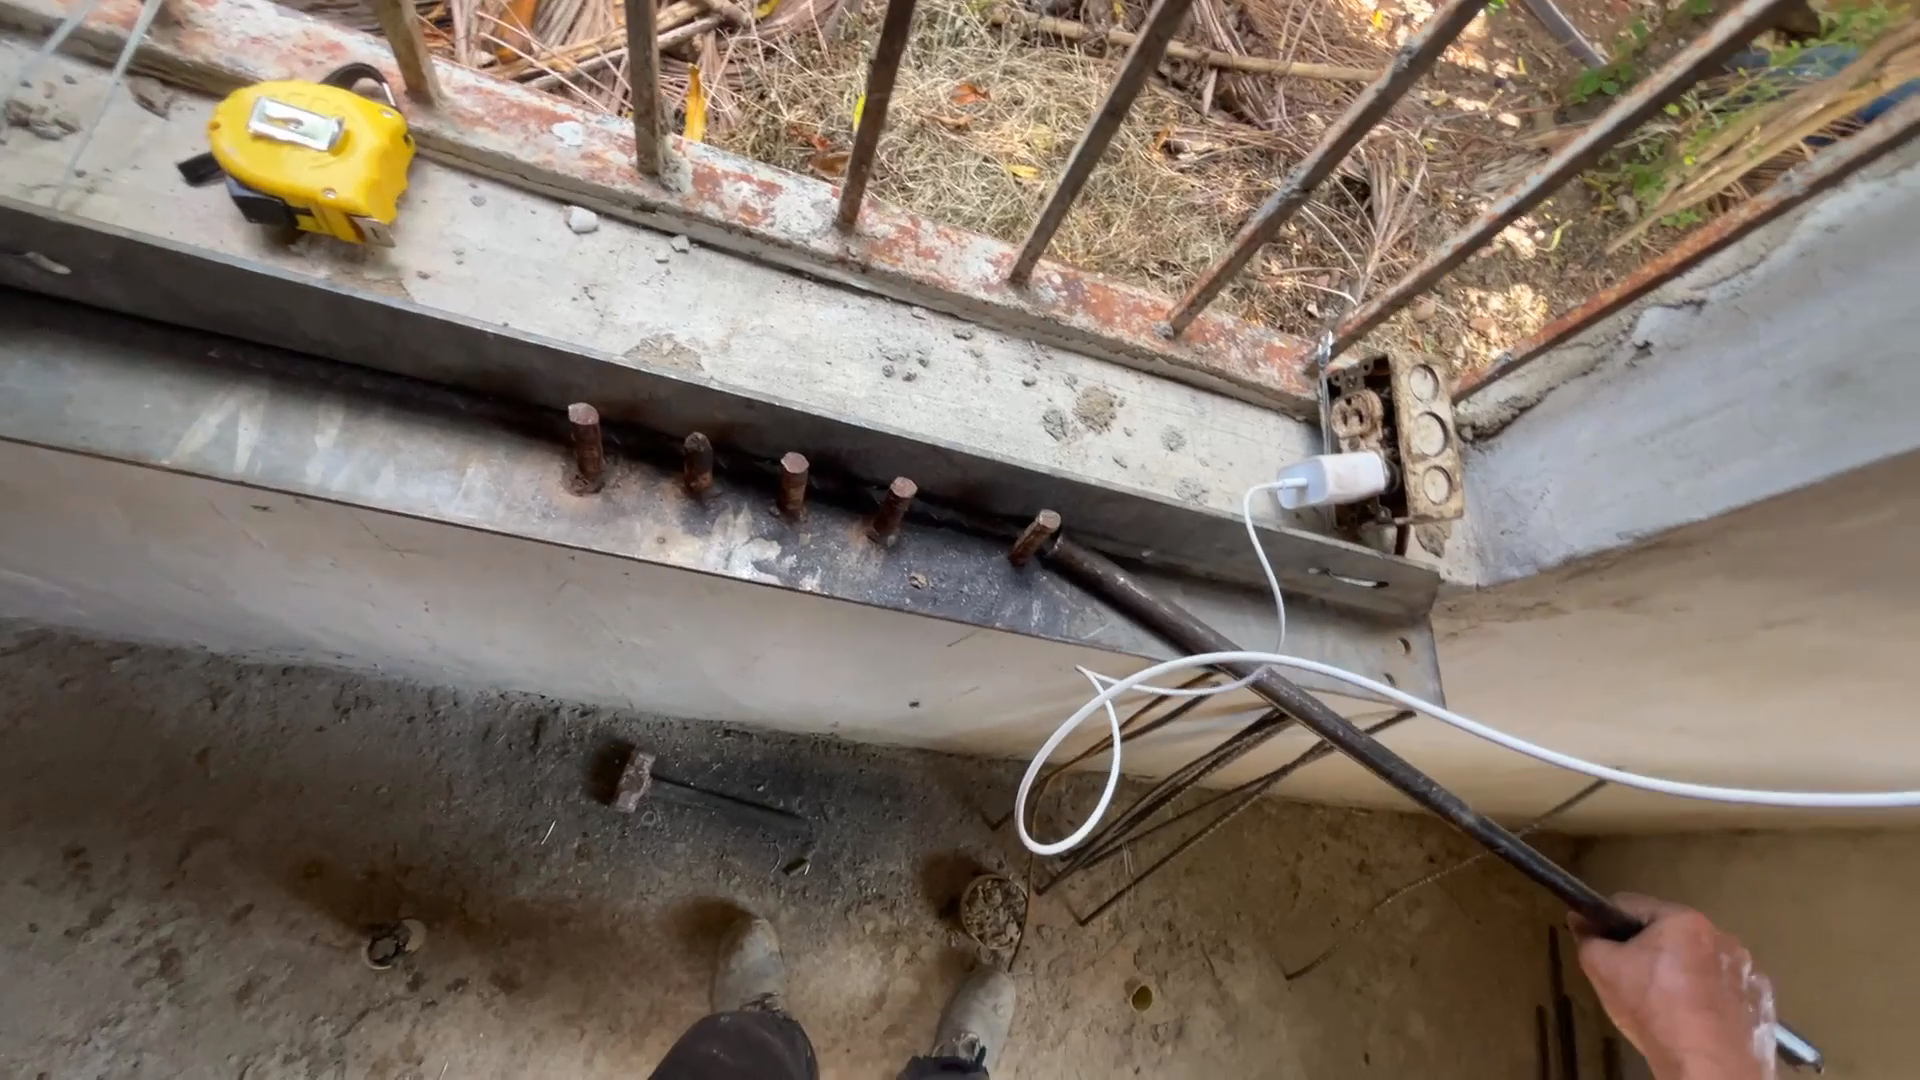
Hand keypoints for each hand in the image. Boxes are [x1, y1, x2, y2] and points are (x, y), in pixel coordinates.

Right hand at [1570, 894, 1775, 1079]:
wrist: (1711, 1071)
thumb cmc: (1652, 1010)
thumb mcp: (1600, 966)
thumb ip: (1587, 936)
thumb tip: (1582, 920)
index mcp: (1685, 921)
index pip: (1630, 905)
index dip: (1609, 923)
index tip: (1602, 944)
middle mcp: (1724, 939)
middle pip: (1669, 933)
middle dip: (1649, 948)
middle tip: (1632, 976)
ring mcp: (1751, 974)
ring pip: (1699, 959)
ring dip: (1681, 970)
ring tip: (1666, 1001)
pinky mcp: (1766, 1005)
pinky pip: (1724, 987)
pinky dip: (1708, 995)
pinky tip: (1695, 1017)